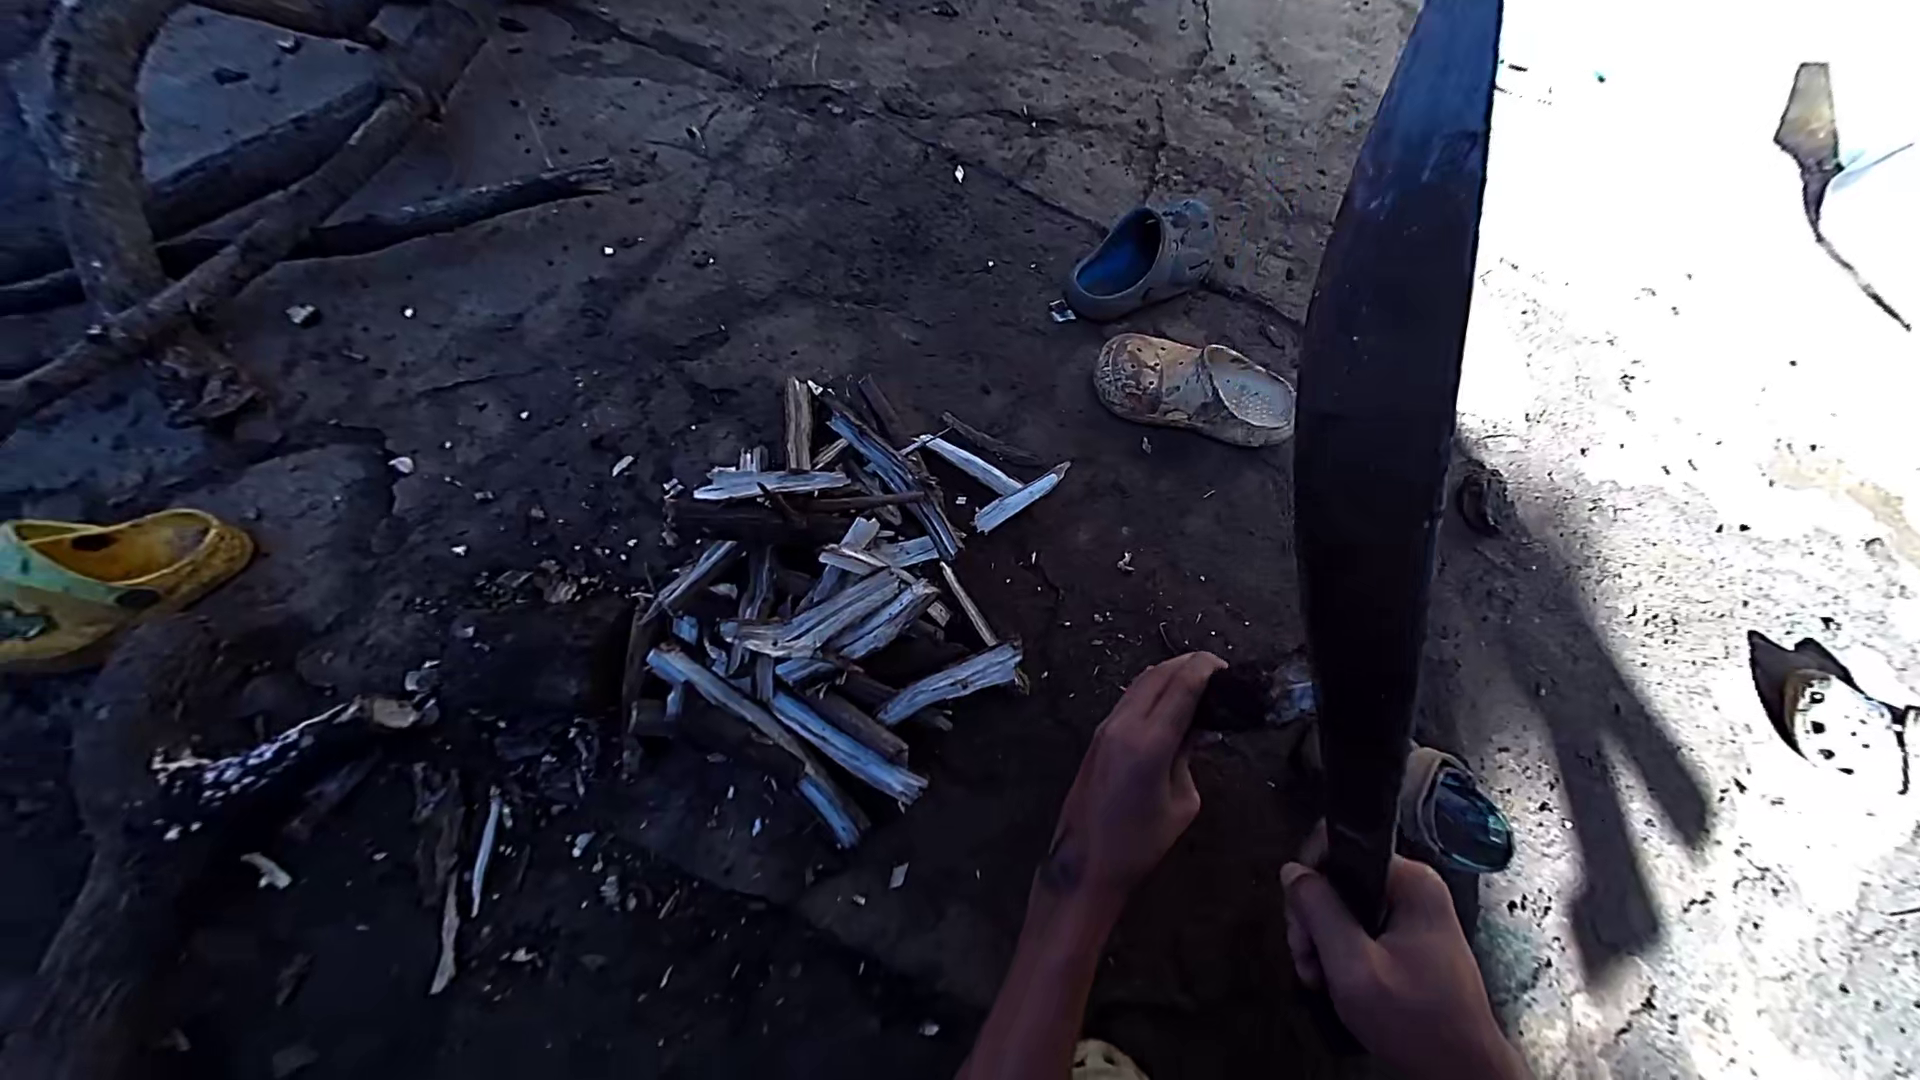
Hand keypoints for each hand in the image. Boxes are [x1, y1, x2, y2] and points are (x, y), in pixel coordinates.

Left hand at [1038, 652, 1225, 909]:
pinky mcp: (1098, 733)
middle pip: (1157, 675)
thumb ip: (1188, 756)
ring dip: (1167, 673)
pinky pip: (1129, 698)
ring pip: (1139, 683)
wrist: (1086, 858)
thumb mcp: (1182, 801)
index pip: (1180, 687)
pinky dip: (1152, 689)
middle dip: (1187, 664)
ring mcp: (1106, 726)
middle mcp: (1123, 724)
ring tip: (1196, 679)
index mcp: (1149, 742)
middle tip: (1215, 670)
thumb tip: (1194, 729)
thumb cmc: (1141, 841)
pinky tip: (1169, 698)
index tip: (1224, 666)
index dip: (1204, 669)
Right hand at [1282, 852, 1529, 1079]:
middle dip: (1309, 914)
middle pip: (1333, 875)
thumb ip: (1318, 910)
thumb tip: (1292, 872)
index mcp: (1410, 882)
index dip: (1307, 873)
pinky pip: (1352, 921)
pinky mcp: (1403, 932)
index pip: (1335, 843)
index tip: (1299, 910)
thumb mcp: (1354, 967)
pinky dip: (1333, 946)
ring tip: (1316, 970)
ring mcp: (1408, 911)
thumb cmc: (1422, 1030)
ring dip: (1317, 935)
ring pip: (1337, 900)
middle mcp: (1411, 888)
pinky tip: (1330, 973)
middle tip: (1306, 951)